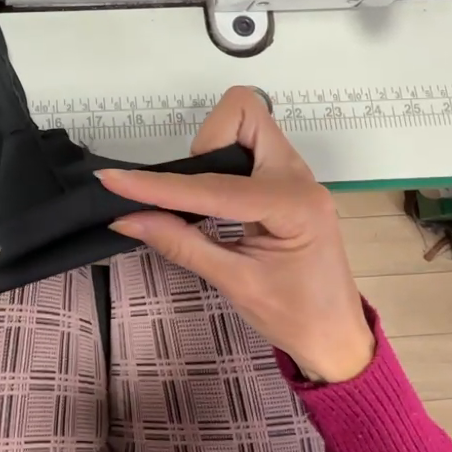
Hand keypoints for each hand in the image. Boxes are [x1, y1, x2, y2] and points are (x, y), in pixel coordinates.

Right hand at [99, 86, 374, 383]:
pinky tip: (211, 200)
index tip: (113, 180)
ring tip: (204, 203)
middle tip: (193, 197)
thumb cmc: (295, 317)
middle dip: (203, 144)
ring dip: (212, 150)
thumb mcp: (235, 283)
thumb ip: (181, 243)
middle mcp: (297, 174)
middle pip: (242, 114)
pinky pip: (247, 144)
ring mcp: (294, 172)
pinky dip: (219, 162)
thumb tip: (127, 218)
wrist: (338, 337)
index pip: (213, 184)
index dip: (159, 185)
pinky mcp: (285, 177)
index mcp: (292, 203)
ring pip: (245, 122)